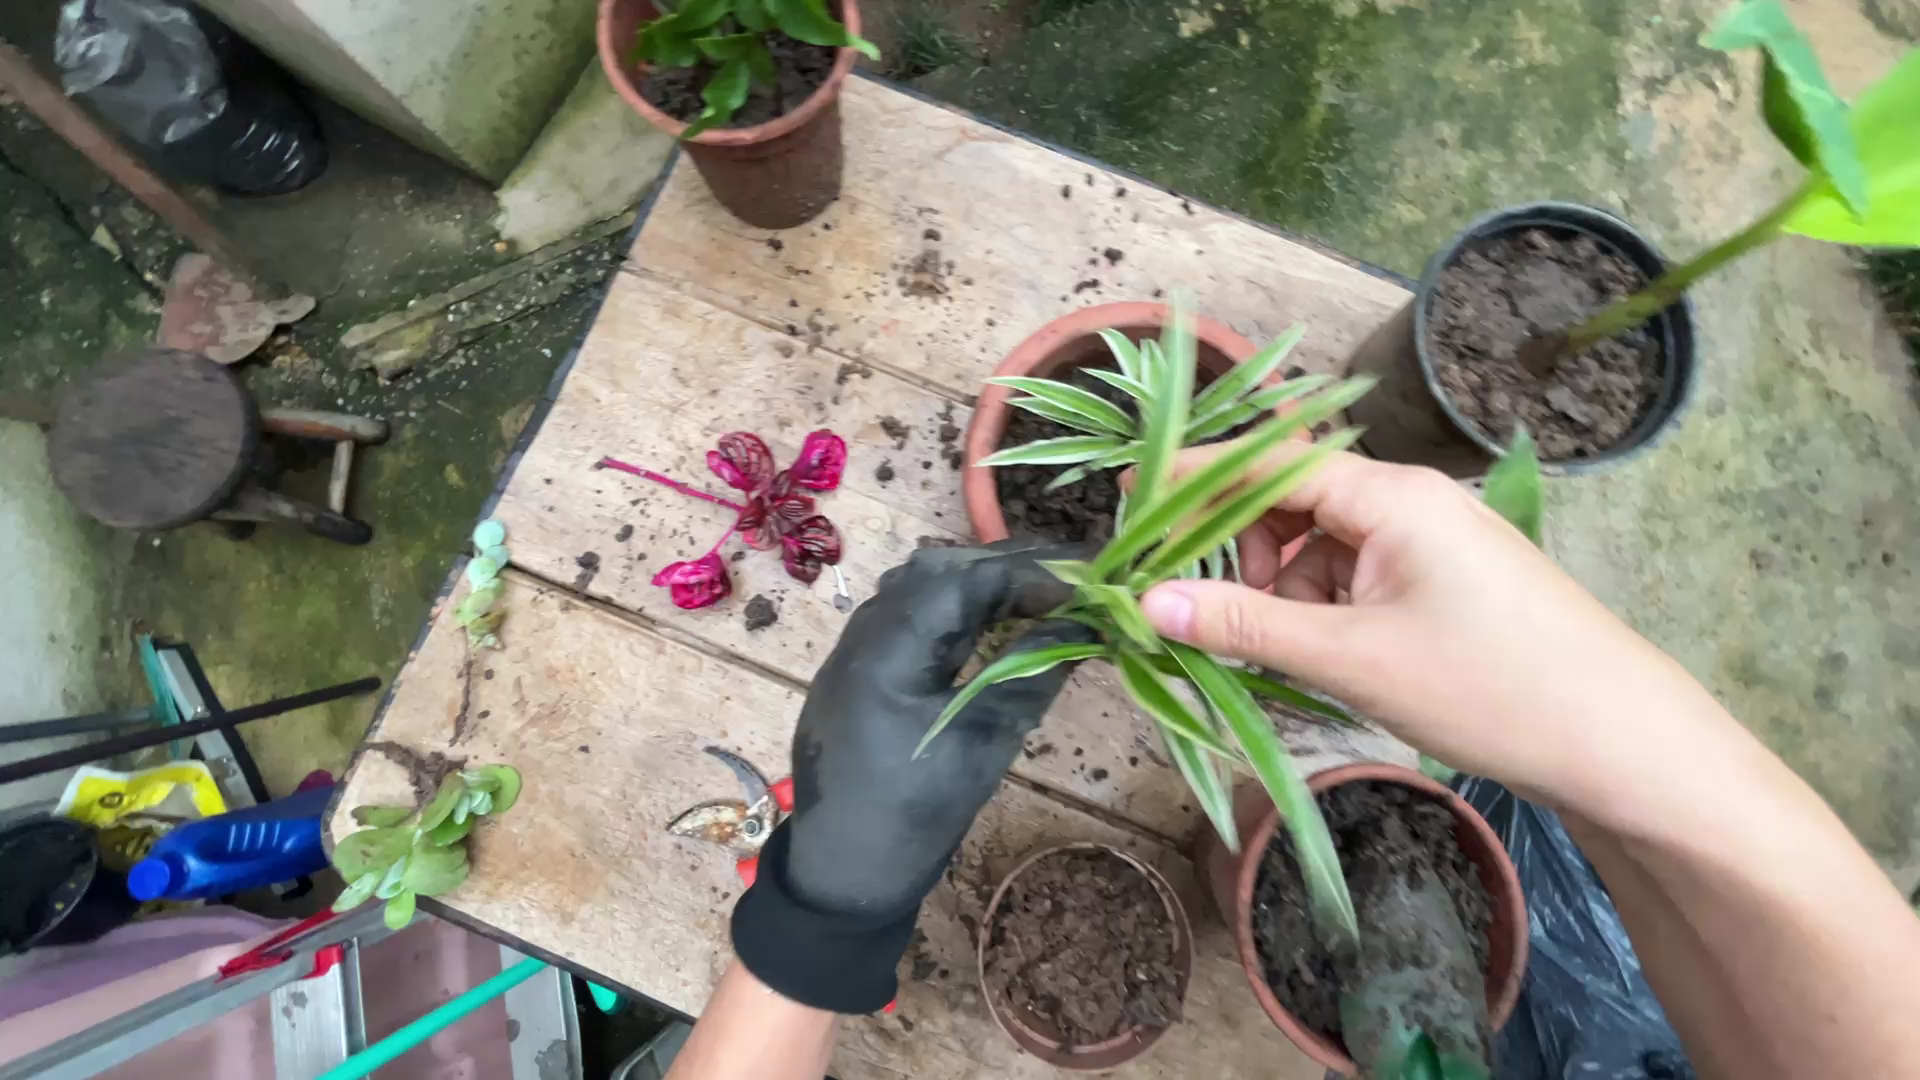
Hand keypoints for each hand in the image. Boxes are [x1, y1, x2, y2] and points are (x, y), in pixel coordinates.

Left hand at [733, 542, 1092, 1012]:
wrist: (841, 869)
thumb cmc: (912, 817)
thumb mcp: (982, 747)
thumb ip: (1030, 676)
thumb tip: (1085, 627)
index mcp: (887, 649)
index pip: (964, 579)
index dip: (1028, 575)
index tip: (1084, 587)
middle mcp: (866, 630)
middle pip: (942, 569)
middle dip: (1010, 567)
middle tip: (1073, 578)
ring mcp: (858, 643)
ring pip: (924, 583)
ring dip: (984, 578)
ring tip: (1040, 590)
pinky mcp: (863, 661)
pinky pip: (912, 609)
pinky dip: (959, 603)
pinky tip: (991, 617)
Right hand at [1135, 444, 1711, 805]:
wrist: (1631, 752)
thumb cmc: (1492, 688)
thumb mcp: (1347, 657)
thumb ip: (1240, 623)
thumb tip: (1145, 602)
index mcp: (1390, 495)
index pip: (1266, 466)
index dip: (1192, 476)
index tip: (1130, 493)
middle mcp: (1405, 500)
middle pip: (1287, 502)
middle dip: (1240, 549)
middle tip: (1206, 605)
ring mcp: (1422, 539)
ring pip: (1314, 544)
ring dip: (1280, 586)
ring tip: (1284, 645)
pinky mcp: (1431, 577)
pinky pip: (1346, 573)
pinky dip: (1316, 605)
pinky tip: (1323, 651)